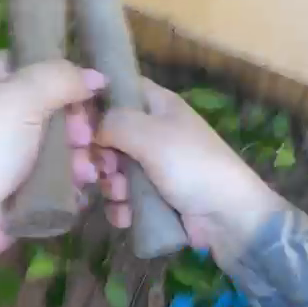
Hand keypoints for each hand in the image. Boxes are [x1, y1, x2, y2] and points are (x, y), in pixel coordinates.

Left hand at [0, 54, 104, 253]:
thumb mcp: (23, 96)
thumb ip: (62, 78)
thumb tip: (97, 77)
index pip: (35, 62)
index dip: (64, 74)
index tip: (89, 91)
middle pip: (52, 105)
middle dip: (77, 121)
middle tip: (86, 138)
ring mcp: (5, 150)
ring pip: (56, 142)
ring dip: (78, 153)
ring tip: (87, 170)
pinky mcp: (14, 184)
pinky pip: (51, 173)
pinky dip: (69, 177)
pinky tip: (81, 185)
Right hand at [95, 80, 280, 258]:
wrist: (229, 216)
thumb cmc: (191, 164)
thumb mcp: (150, 134)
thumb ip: (113, 122)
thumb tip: (93, 130)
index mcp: (157, 105)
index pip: (118, 90)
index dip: (95, 104)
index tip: (78, 125)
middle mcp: (154, 131)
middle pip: (109, 134)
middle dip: (100, 155)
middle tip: (102, 170)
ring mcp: (155, 165)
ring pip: (114, 169)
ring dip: (111, 185)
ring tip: (122, 195)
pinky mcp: (155, 195)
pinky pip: (125, 197)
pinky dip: (122, 207)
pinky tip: (126, 215)